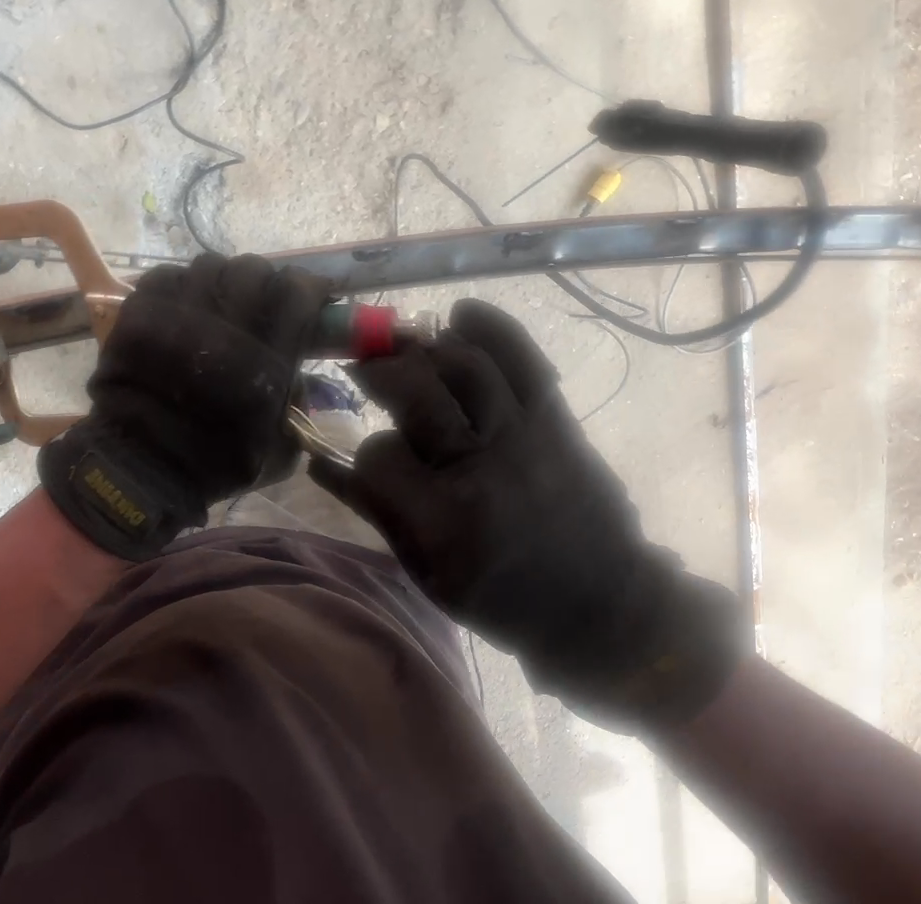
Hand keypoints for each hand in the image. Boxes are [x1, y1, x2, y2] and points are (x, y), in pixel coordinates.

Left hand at [38, 253, 329, 562]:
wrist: (140, 468)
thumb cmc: (214, 465)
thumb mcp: (280, 450)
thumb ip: (298, 406)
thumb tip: (300, 376)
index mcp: (264, 359)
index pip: (296, 291)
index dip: (307, 287)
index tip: (308, 297)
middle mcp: (224, 327)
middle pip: (254, 269)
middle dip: (264, 281)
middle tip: (260, 301)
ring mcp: (178, 316)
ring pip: (210, 265)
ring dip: (221, 280)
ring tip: (217, 302)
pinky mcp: (140, 314)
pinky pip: (166, 276)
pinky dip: (179, 285)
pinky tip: (181, 307)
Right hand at [313, 299, 746, 730]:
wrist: (600, 605)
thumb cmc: (500, 597)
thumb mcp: (426, 572)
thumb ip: (376, 511)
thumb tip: (319, 464)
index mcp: (442, 520)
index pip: (377, 457)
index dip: (363, 455)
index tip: (369, 462)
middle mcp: (480, 467)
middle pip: (416, 391)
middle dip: (379, 373)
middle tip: (363, 370)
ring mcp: (523, 437)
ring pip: (464, 364)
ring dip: (424, 347)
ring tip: (404, 349)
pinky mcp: (556, 421)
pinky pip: (523, 359)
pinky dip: (490, 328)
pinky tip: (459, 316)